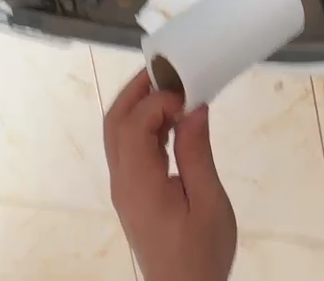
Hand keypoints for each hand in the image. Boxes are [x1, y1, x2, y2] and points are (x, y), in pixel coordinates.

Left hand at [104, 71, 236, 280]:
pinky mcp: (133, 193)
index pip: (134, 123)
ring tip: (175, 90)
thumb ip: (197, 152)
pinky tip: (174, 121)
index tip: (191, 97)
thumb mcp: (208, 203)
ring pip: (118, 132)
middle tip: (170, 71)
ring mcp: (125, 187)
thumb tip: (193, 106)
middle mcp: (123, 180)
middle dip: (137, 89)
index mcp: (139, 182)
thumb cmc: (200, 254)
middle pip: (115, 121)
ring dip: (140, 104)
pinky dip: (146, 123)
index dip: (159, 100)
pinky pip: (129, 146)